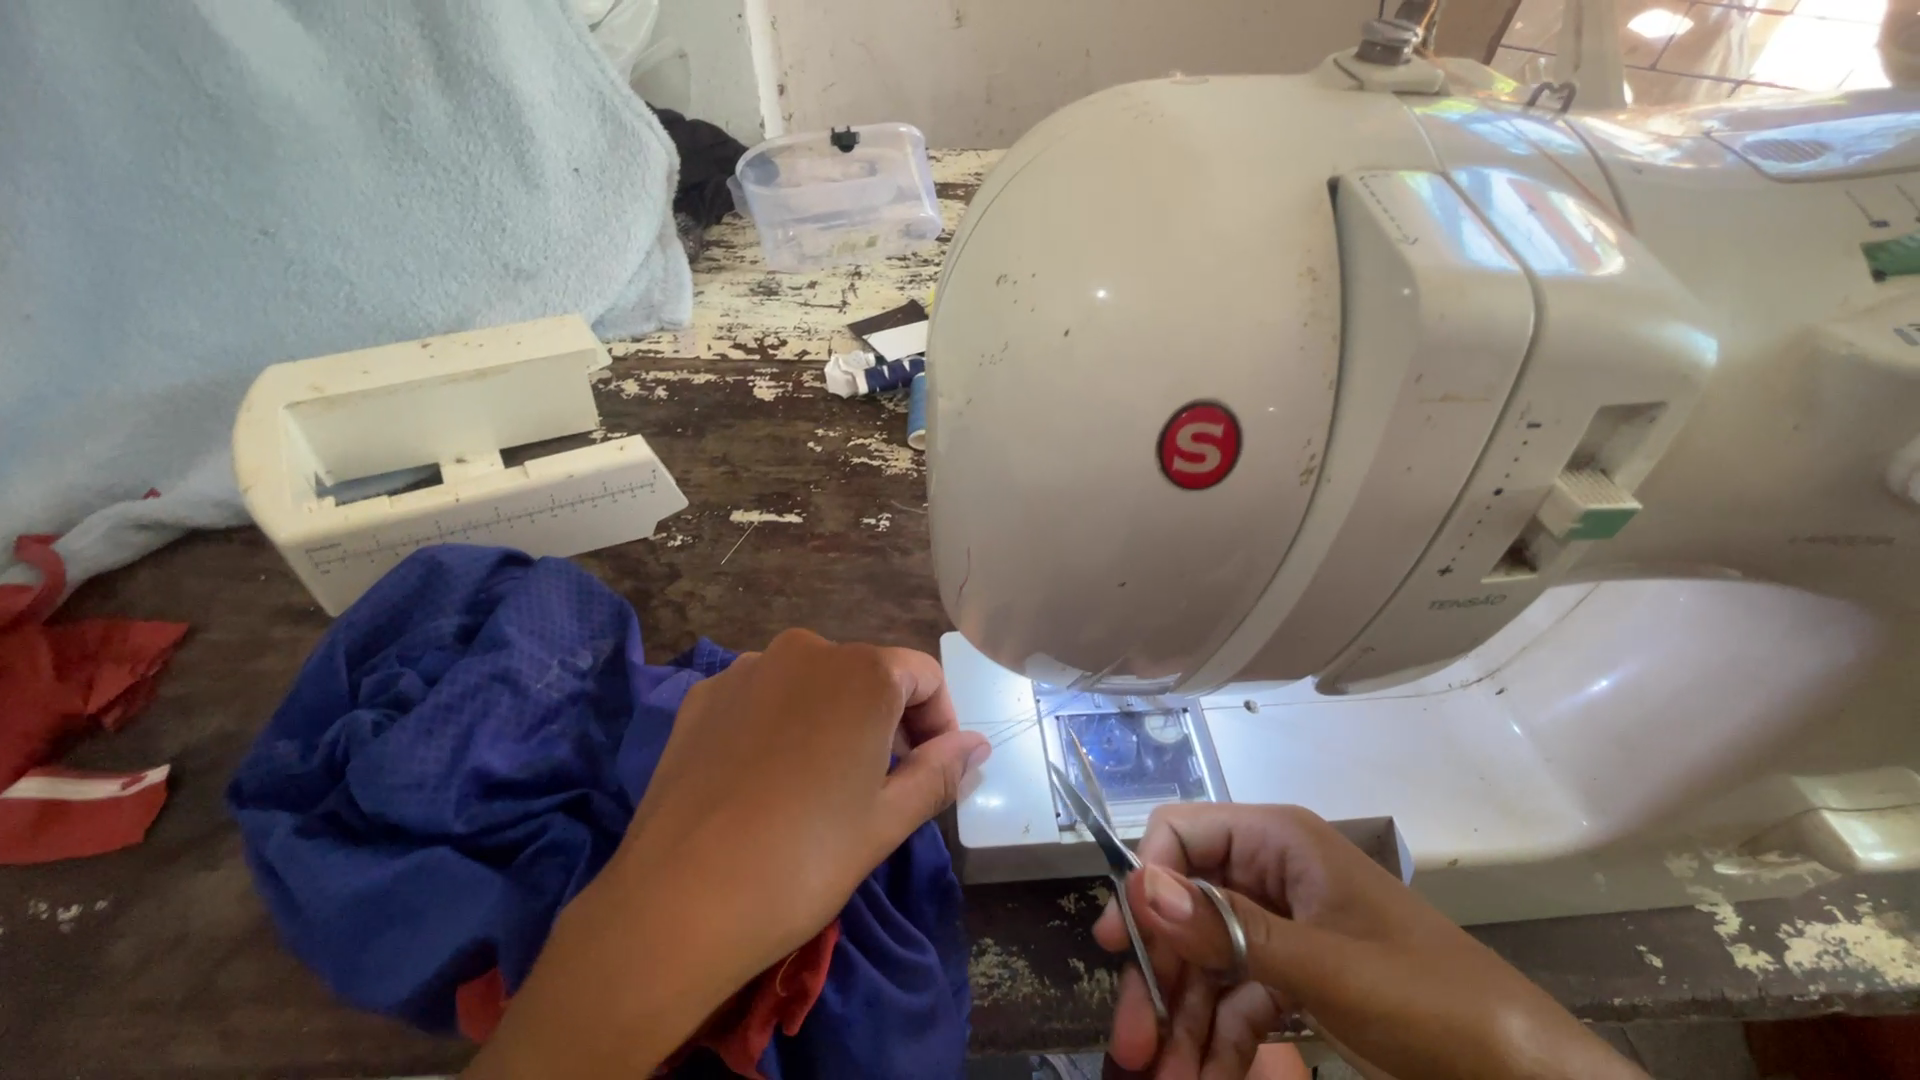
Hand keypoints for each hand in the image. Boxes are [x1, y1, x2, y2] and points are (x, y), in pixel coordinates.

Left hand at [611, 628, 989, 979]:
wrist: (677, 902)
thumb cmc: (804, 860)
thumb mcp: (887, 820)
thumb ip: (940, 771)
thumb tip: (977, 745)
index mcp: (862, 672)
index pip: (925, 676)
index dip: (941, 723)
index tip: (933, 773)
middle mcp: (804, 652)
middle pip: (868, 674)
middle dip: (888, 722)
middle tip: (882, 788)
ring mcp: (744, 671)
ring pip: (813, 685)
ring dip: (833, 721)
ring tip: (821, 787)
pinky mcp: (701, 699)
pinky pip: (762, 698)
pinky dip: (781, 725)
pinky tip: (766, 781)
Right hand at [1093, 805, 1645, 1079]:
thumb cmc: (1434, 1005)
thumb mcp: (1327, 969)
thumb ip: (1229, 928)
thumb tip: (1140, 888)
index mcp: (1280, 843)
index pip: (1182, 836)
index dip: (1144, 882)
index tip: (1119, 948)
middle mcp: (1272, 876)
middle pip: (1185, 910)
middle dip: (1160, 979)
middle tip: (1130, 1048)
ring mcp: (1285, 931)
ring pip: (1207, 964)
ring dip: (1184, 1024)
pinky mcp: (1298, 980)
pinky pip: (1239, 1002)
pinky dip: (1219, 1041)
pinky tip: (1205, 1079)